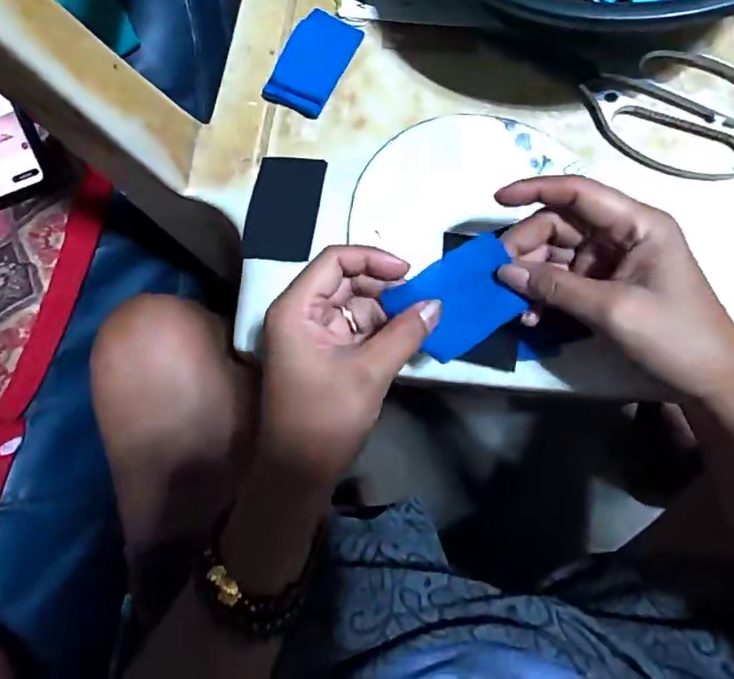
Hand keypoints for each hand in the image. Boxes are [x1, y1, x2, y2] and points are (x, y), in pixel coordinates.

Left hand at [257, 246, 438, 486]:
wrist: (297, 475)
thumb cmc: (324, 419)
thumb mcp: (370, 372)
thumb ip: (405, 333)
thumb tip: (437, 303)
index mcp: (296, 310)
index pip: (335, 261)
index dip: (372, 259)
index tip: (407, 273)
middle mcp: (300, 313)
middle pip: (345, 279)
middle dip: (384, 286)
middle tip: (419, 299)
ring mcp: (312, 332)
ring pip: (355, 302)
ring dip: (386, 308)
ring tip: (418, 320)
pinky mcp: (325, 351)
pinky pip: (356, 324)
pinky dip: (381, 327)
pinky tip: (406, 335)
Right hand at [495, 176, 733, 408]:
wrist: (715, 385)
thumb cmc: (675, 338)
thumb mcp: (613, 311)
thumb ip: (557, 288)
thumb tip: (504, 272)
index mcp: (638, 223)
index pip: (579, 192)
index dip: (535, 189)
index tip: (498, 199)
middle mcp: (626, 233)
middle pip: (564, 223)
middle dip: (529, 245)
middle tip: (499, 275)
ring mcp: (618, 260)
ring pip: (562, 252)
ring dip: (535, 275)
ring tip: (515, 305)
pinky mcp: (612, 285)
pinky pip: (570, 279)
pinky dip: (549, 293)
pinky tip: (532, 316)